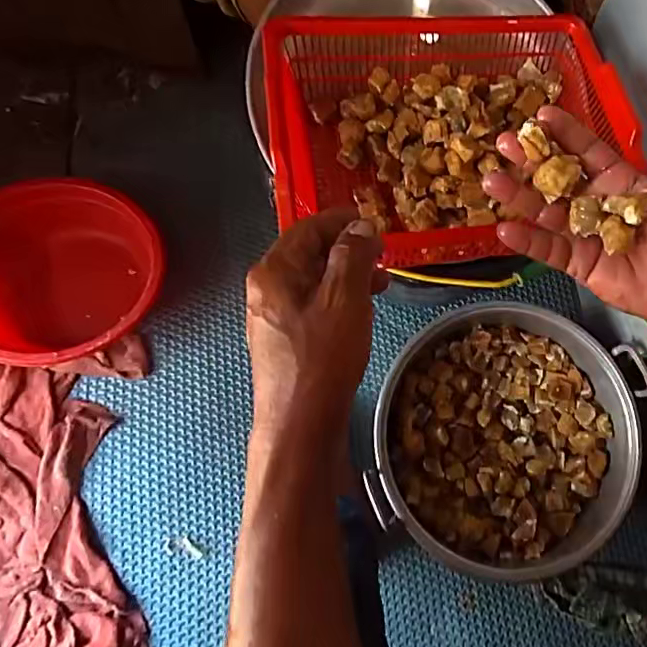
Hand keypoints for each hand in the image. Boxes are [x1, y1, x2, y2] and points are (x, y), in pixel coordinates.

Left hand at [244, 209, 385, 438]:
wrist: (298, 425)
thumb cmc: (321, 358)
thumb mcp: (345, 300)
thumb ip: (353, 257)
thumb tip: (361, 227)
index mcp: (272, 272)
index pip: (306, 229)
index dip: (340, 221)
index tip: (372, 222)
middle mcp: (264, 290)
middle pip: (306, 254)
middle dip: (346, 251)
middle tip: (382, 256)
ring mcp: (270, 317)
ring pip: (311, 282)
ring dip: (345, 277)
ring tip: (379, 285)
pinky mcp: (281, 340)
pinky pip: (310, 306)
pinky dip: (336, 300)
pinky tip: (358, 313)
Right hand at [481, 99, 646, 326]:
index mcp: (616, 181)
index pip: (585, 151)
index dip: (565, 133)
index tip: (543, 116)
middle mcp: (591, 203)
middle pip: (554, 177)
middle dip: (528, 158)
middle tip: (506, 142)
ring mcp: (578, 232)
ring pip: (542, 210)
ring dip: (516, 196)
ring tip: (493, 181)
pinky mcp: (573, 260)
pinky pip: (545, 249)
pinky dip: (526, 241)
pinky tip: (506, 229)